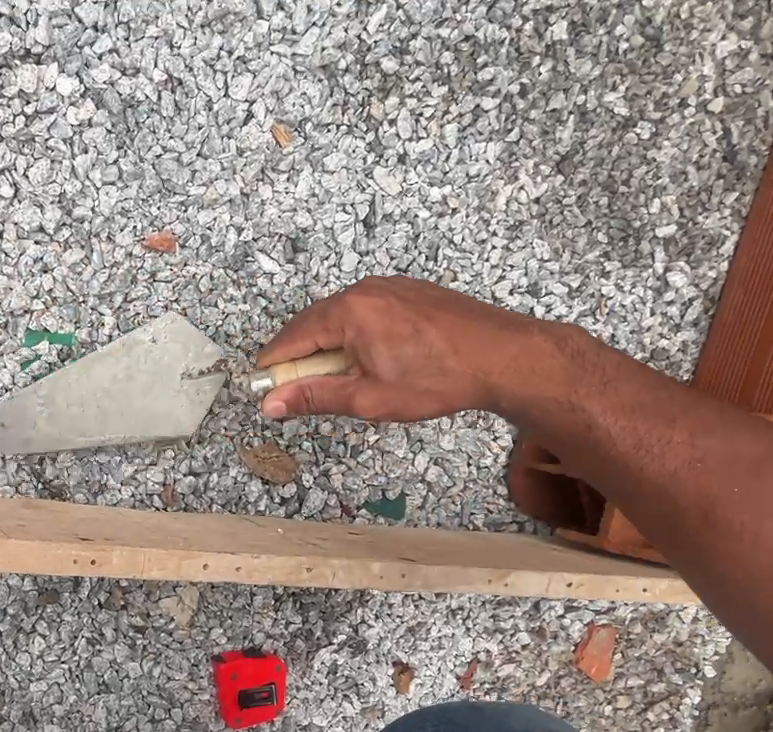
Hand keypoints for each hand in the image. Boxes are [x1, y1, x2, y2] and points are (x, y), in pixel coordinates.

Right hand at [256, 276, 579, 421]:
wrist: (506, 357)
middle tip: (299, 391)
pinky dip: (352, 335)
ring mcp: (388, 286)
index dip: (274, 367)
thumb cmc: (439, 379)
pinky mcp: (407, 291)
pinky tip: (366, 360)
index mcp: (349, 312)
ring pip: (337, 318)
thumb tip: (269, 405)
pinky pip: (363, 311)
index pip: (291, 339)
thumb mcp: (368, 398)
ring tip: (338, 380)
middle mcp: (364, 290)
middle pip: (311, 325)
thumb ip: (313, 397)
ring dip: (327, 348)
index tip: (265, 390)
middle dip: (300, 358)